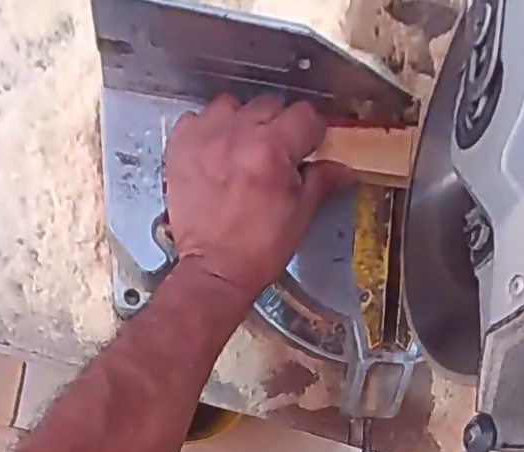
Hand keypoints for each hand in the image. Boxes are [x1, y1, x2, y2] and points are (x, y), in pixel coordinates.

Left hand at [164, 95, 354, 299]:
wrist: (213, 272)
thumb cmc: (257, 252)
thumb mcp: (298, 218)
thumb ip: (320, 182)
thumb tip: (343, 168)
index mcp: (273, 150)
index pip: (305, 115)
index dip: (309, 134)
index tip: (305, 149)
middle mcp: (238, 135)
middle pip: (268, 107)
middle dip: (276, 129)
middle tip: (272, 161)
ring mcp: (206, 138)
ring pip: (232, 107)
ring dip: (240, 125)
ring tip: (239, 156)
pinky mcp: (181, 147)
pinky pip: (198, 119)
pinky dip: (208, 133)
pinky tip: (214, 157)